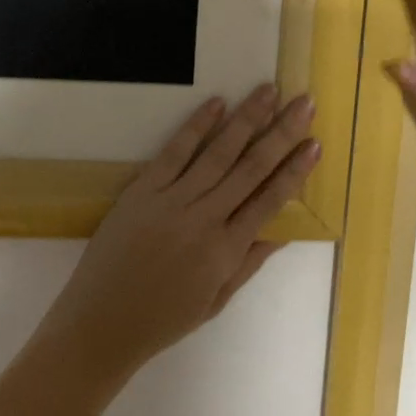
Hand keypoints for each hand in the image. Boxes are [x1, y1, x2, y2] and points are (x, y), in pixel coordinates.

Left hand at [31, 85, 319, 385]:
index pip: (270, 202)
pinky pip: (174, 152)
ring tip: (269, 91)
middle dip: (281, 133)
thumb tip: (281, 231)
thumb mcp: (214, 301)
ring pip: (218, 153)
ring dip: (247, 118)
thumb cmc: (161, 318)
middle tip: (305, 103)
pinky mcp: (143, 190)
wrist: (100, 324)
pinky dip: (196, 126)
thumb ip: (247, 263)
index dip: (295, 170)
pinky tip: (217, 103)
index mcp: (225, 251)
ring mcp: (173, 201)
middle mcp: (205, 220)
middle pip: (250, 168)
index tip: (315, 144)